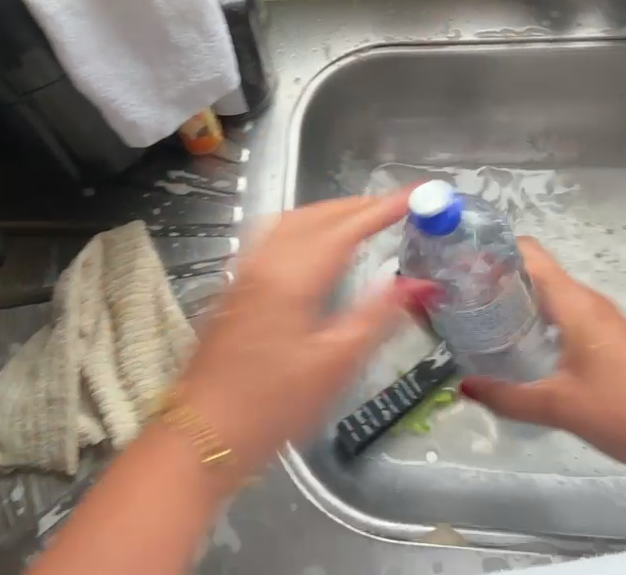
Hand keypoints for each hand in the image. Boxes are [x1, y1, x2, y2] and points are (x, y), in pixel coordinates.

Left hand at [173, 192, 432, 480]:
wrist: (202, 431)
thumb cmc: (274, 405)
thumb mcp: (337, 364)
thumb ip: (380, 315)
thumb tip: (422, 283)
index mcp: (294, 274)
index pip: (348, 225)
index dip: (385, 206)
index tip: (419, 194)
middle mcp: (267, 259)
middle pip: (317, 214)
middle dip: (359, 205)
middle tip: (398, 206)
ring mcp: (246, 269)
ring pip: (293, 219)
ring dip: (330, 211)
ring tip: (363, 218)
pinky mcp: (235, 283)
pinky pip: (275, 234)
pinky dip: (305, 224)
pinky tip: (316, 242)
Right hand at [458, 238, 625, 475]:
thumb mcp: (560, 407)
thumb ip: (508, 397)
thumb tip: (464, 385)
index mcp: (575, 303)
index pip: (528, 253)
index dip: (492, 248)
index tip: (458, 260)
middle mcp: (587, 301)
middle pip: (535, 269)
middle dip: (495, 275)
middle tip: (457, 292)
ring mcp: (600, 319)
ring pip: (549, 292)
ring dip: (515, 297)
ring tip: (478, 315)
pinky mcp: (608, 338)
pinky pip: (563, 312)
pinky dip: (535, 316)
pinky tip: (517, 342)